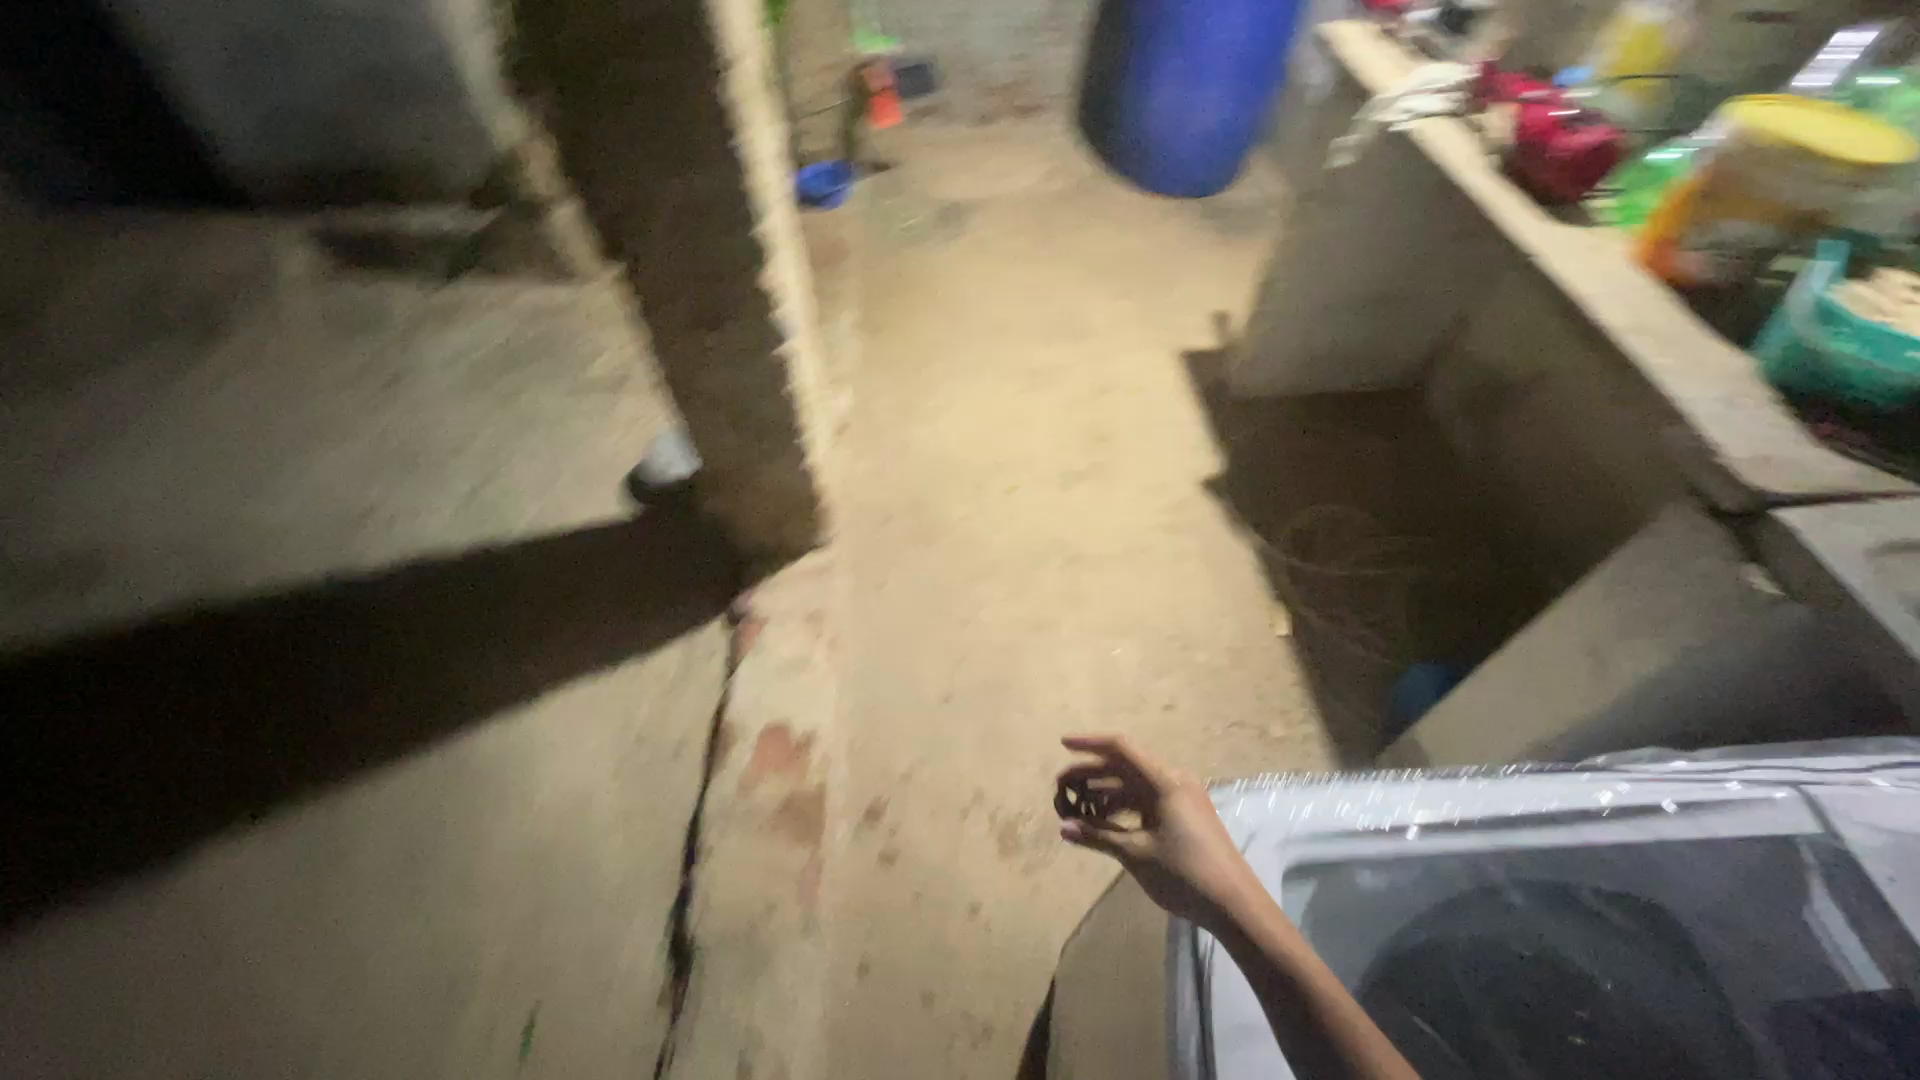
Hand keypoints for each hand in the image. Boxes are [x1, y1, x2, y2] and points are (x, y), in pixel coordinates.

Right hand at [1055, 734, 1261, 933]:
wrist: (1235, 905)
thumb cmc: (1185, 874)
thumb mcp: (1136, 854)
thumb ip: (1097, 836)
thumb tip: (1064, 827)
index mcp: (1165, 780)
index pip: (1121, 748)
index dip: (1089, 743)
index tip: (1062, 744)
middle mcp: (1173, 780)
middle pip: (1124, 766)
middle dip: (1090, 775)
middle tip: (1061, 790)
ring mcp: (1180, 798)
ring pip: (1133, 785)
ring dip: (1104, 793)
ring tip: (1076, 808)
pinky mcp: (1183, 815)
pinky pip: (1144, 800)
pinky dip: (1122, 807)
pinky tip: (1101, 822)